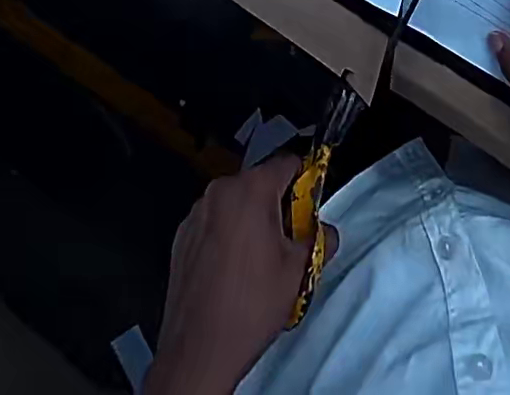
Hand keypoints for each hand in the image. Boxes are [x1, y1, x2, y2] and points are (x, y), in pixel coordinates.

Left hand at [145, 156, 337, 394]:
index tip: (310, 202)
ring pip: (235, 202)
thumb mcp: (299, 270)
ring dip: (251, 218)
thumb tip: (327, 231)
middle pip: (260, 182)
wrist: (199, 348)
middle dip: (277, 204)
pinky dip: (227, 233)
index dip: (305, 178)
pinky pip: (214, 221)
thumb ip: (320, 239)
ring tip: (259, 258)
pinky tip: (232, 268)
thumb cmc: (252, 304)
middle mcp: (221, 190)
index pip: (287, 162)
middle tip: (288, 239)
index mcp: (252, 189)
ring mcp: (197, 211)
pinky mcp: (182, 234)